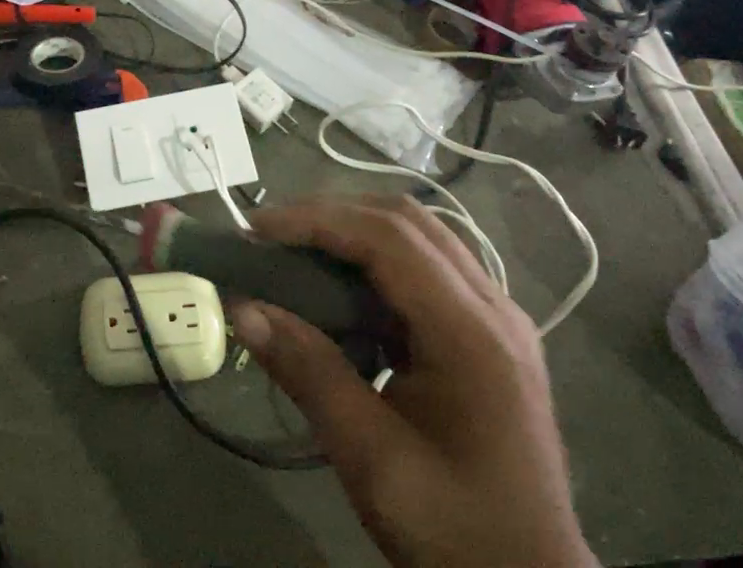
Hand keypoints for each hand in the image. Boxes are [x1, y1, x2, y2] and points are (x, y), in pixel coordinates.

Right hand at [230, 195, 595, 567]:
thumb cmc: (453, 527)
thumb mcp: (372, 458)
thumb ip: (310, 373)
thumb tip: (243, 308)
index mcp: (472, 333)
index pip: (390, 238)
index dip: (317, 220)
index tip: (256, 228)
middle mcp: (494, 308)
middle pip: (409, 222)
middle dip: (333, 215)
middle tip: (269, 236)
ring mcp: (499, 321)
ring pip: (422, 239)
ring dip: (355, 233)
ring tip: (295, 253)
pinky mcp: (490, 338)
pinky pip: (429, 273)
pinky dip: (376, 265)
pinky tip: (341, 294)